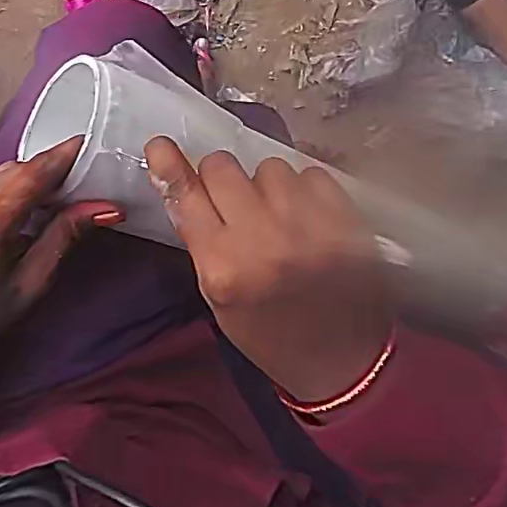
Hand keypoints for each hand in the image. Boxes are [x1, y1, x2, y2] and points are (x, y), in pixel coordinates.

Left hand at [0, 136, 121, 351]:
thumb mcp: (36, 277)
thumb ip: (66, 234)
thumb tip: (106, 207)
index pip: (29, 176)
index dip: (61, 158)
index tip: (88, 144)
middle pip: (20, 168)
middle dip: (54, 165)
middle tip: (87, 168)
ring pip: (8, 169)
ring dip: (37, 172)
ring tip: (66, 184)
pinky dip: (20, 179)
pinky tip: (38, 194)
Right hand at [144, 139, 393, 404]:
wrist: (346, 361)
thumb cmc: (268, 333)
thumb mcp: (218, 296)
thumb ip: (200, 240)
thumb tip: (181, 185)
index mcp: (224, 268)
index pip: (187, 198)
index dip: (170, 167)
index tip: (160, 145)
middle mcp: (263, 240)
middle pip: (223, 167)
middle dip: (221, 178)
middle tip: (234, 202)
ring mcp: (310, 226)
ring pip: (269, 166)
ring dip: (266, 186)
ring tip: (280, 218)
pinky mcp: (347, 220)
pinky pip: (311, 173)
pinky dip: (304, 190)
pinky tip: (308, 219)